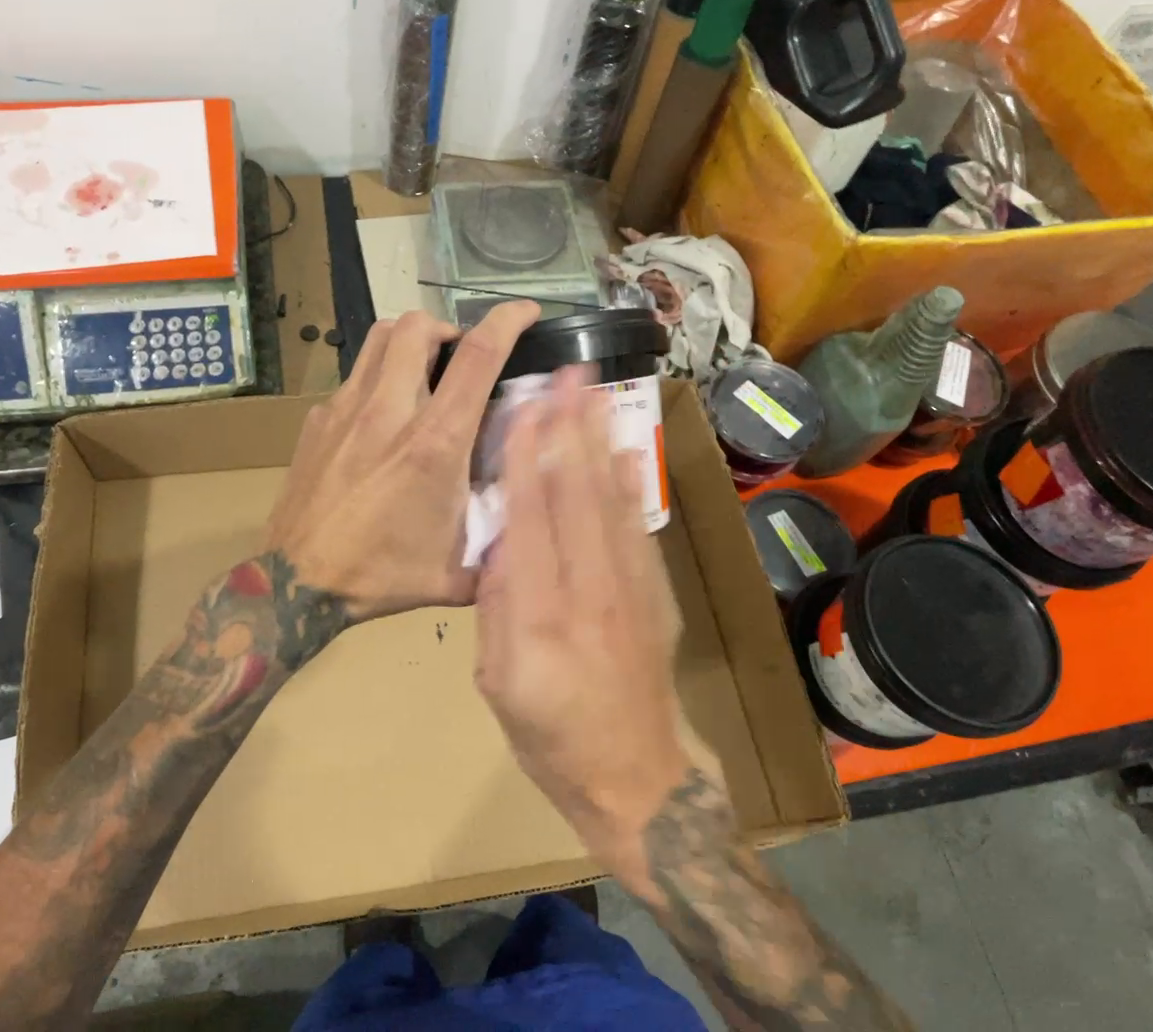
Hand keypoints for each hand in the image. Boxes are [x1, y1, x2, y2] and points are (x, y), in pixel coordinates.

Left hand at [266, 303, 539, 621]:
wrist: (298, 582)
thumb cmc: (382, 577)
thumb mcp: (458, 569)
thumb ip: (500, 540)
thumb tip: (531, 520)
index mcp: (434, 442)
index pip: (477, 355)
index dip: (507, 320)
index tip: (525, 311)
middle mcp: (389, 411)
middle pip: (417, 326)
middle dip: (447, 328)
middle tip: (460, 356)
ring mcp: (345, 410)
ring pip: (379, 338)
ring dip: (409, 340)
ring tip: (423, 368)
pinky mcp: (317, 420)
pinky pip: (353, 377)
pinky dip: (377, 379)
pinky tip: (382, 417)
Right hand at [475, 368, 692, 876]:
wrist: (634, 780)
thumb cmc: (548, 739)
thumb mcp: (498, 683)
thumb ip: (498, 609)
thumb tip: (501, 544)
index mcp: (541, 619)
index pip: (529, 523)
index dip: (524, 461)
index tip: (522, 409)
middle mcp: (590, 593)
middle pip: (577, 498)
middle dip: (570, 430)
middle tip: (568, 373)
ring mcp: (631, 591)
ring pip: (612, 503)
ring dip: (600, 442)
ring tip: (594, 393)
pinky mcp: (655, 596)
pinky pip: (639, 529)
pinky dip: (630, 484)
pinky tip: (623, 451)